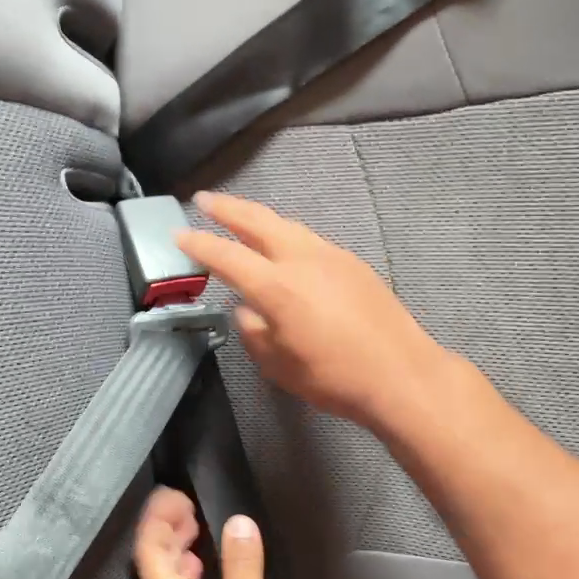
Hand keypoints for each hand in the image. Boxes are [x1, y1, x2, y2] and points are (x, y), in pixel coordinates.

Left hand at [131, 487, 291, 578]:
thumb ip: (242, 563)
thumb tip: (237, 521)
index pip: (148, 549)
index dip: (156, 518)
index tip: (175, 494)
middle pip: (153, 562)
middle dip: (165, 528)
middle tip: (186, 504)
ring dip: (176, 548)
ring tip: (196, 527)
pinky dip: (190, 571)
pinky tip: (206, 569)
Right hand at [176, 191, 455, 427]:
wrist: (401, 375)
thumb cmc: (334, 379)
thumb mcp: (278, 366)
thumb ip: (254, 333)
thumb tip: (247, 313)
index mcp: (276, 287)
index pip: (226, 256)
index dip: (198, 245)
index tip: (178, 234)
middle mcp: (301, 260)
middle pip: (257, 221)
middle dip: (227, 208)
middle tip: (204, 199)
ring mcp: (331, 256)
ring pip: (287, 225)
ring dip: (259, 218)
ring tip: (242, 217)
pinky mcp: (352, 263)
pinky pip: (310, 238)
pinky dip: (287, 234)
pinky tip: (285, 246)